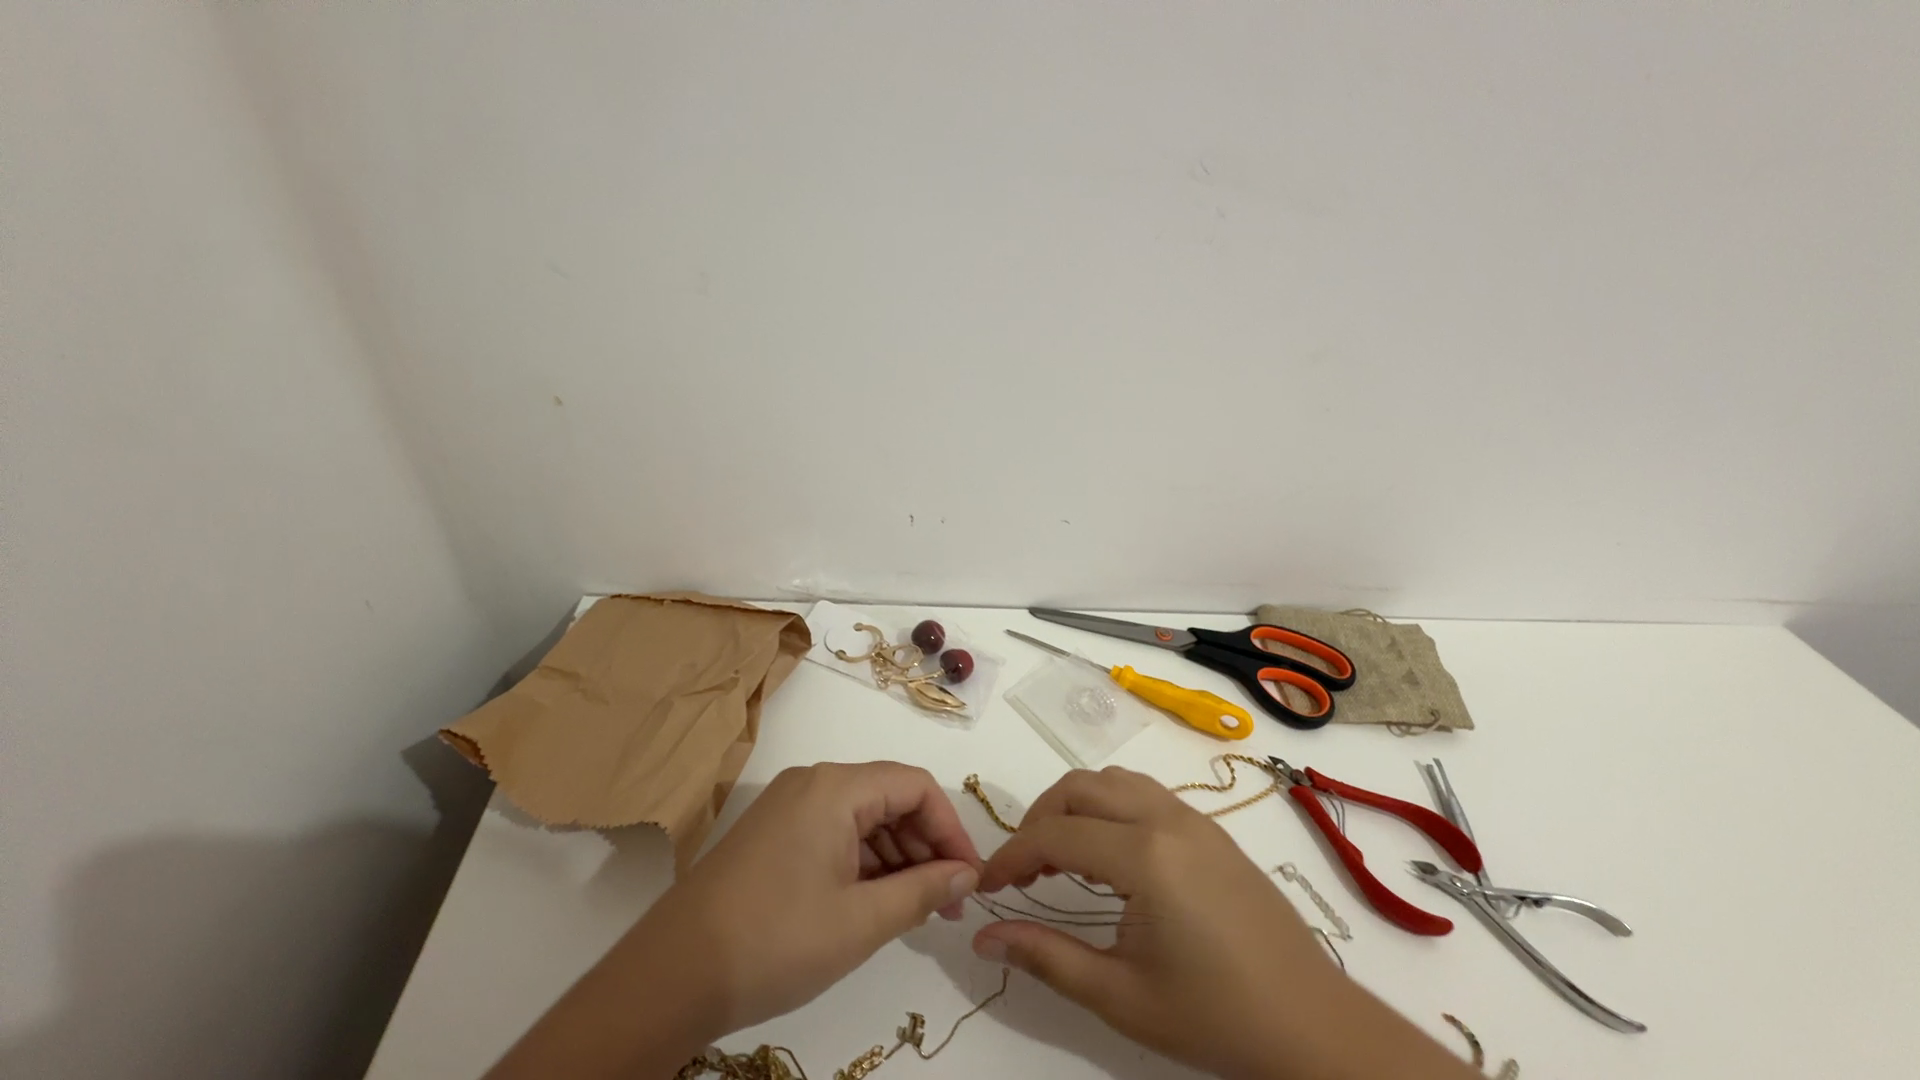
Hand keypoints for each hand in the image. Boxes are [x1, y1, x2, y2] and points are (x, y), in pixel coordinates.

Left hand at [634, 761, 982, 1031]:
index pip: (915, 786)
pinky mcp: (771, 836)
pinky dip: (863, 864)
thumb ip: (924, 892)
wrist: (671, 975)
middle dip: (926, 846)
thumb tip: (966, 876)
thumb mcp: (861, 921)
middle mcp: (810, 784)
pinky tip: (874, 904)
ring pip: (862, 818)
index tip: (969, 880)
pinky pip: (833, 834)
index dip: (951, 829)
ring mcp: (786, 808)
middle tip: (947, 903)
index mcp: (834, 788)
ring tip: (916, 911)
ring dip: (896, 859)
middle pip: (889, 798)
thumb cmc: (775, 941)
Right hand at [972, 766, 1475, 1079]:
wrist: (1311, 1024)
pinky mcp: (1213, 832)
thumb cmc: (1213, 1015)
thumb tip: (982, 937)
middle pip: (1080, 789)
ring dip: (1075, 807)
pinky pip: (1146, 795)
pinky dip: (1109, 808)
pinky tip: (1108, 857)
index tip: (984, 888)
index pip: (1054, 834)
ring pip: (1114, 782)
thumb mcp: (1119, 995)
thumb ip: (1045, 957)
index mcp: (1145, 856)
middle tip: (1020, 872)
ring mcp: (1196, 821)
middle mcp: (1168, 820)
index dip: (1010, 857)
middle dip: (1038, 821)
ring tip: (1059, 859)